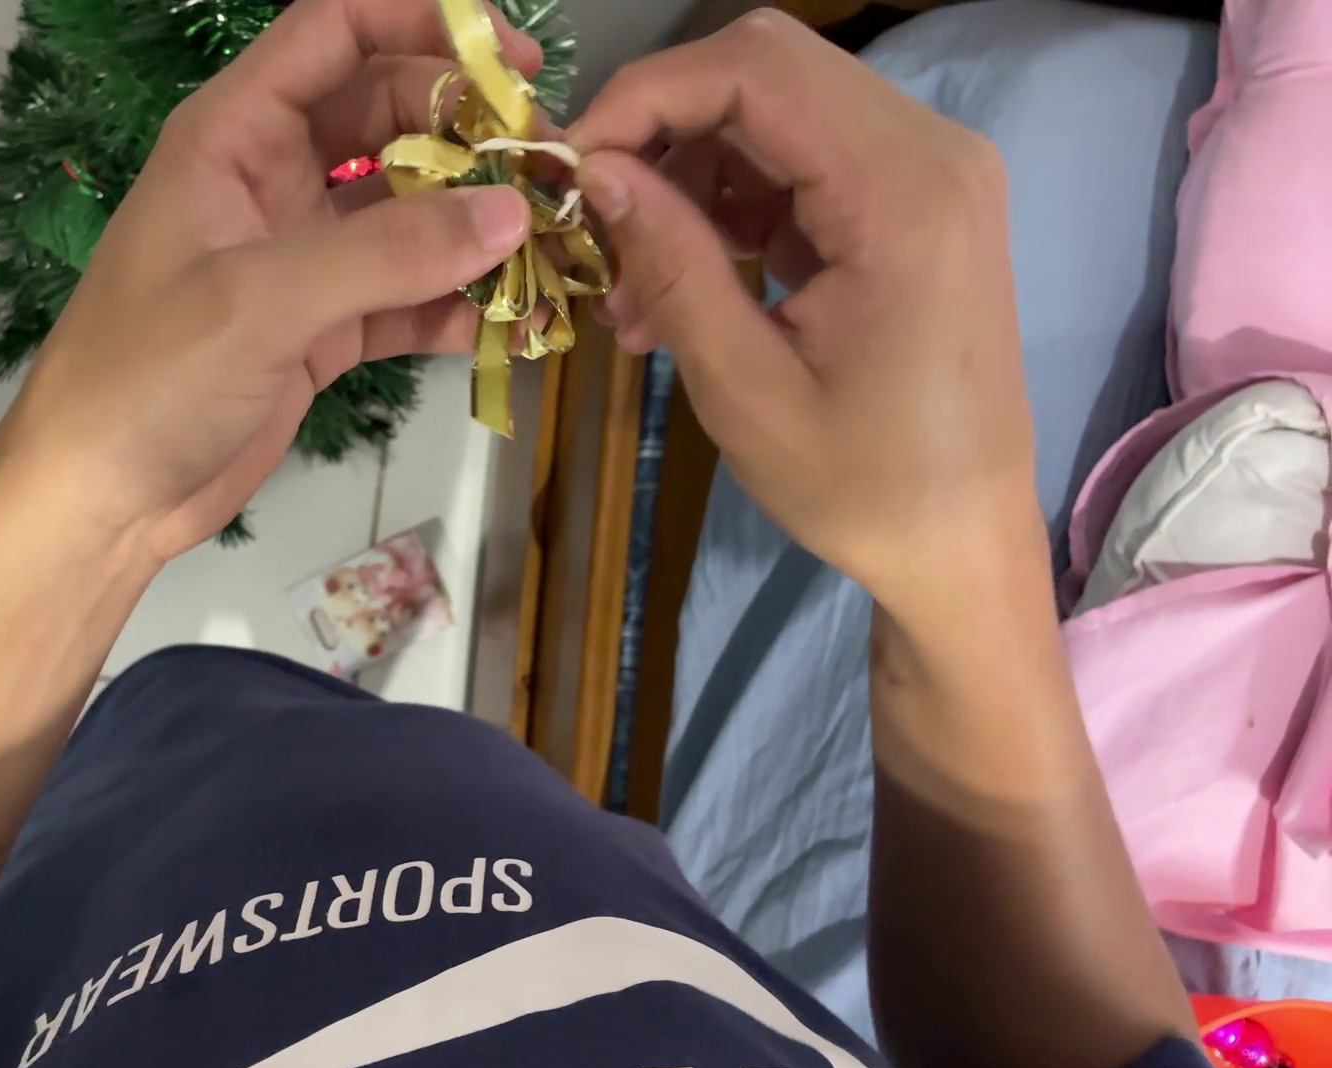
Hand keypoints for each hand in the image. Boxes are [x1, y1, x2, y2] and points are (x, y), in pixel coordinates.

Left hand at [0, 0, 539, 561]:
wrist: (109, 495)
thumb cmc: (151, 379)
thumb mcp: (261, 301)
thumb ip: (385, 254)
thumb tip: (509, 213)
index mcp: (235, 137)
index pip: (335, 34)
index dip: (425, 25)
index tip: (514, 63)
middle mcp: (274, 186)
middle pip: (388, 125)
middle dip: (468, 143)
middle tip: (548, 177)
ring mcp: (302, 266)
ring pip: (404, 222)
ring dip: (470, 235)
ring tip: (548, 253)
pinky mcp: (321, 335)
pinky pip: (400, 305)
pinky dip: (449, 312)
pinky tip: (504, 327)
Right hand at [568, 11, 1040, 620]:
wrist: (955, 538)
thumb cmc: (855, 483)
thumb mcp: (742, 385)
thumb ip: (672, 265)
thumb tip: (596, 175)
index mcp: (901, 192)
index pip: (755, 72)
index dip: (643, 98)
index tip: (568, 169)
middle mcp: (928, 152)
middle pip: (764, 78)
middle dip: (655, 138)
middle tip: (588, 222)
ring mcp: (921, 178)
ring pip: (769, 125)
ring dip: (680, 188)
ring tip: (627, 292)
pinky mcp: (900, 214)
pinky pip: (790, 179)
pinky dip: (717, 220)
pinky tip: (672, 294)